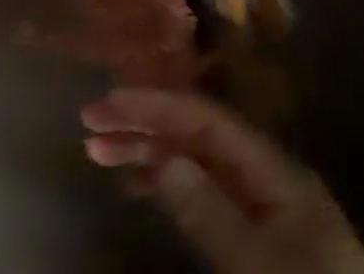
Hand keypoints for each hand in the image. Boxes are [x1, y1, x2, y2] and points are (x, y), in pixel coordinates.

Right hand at [83, 88, 363, 273]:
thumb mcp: (259, 262)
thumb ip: (211, 212)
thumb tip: (163, 160)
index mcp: (276, 170)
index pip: (205, 118)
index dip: (152, 104)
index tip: (102, 104)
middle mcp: (267, 174)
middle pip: (195, 133)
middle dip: (140, 124)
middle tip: (87, 123)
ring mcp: (262, 201)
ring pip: (193, 158)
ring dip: (145, 150)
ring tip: (98, 153)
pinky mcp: (256, 227)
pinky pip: (200, 187)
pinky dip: (163, 181)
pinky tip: (136, 185)